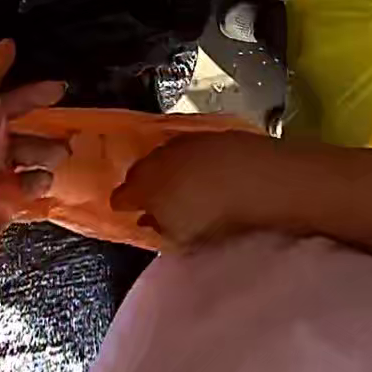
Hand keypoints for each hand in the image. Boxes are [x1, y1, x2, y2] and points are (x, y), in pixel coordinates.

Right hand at [111, 131, 286, 250]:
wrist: (250, 175)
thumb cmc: (211, 216)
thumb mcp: (180, 237)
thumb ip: (159, 229)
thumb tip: (149, 221)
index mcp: (142, 187)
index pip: (121, 196)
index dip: (122, 205)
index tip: (125, 211)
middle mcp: (154, 159)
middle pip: (139, 172)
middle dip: (141, 185)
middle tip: (151, 200)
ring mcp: (179, 143)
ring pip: (162, 157)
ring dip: (165, 170)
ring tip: (179, 187)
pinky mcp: (203, 134)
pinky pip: (186, 149)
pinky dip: (188, 160)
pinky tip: (202, 172)